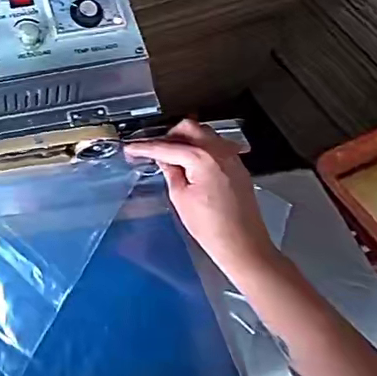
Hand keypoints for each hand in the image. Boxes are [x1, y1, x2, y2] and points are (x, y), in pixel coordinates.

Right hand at [126, 119, 280, 280]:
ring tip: (173, 156)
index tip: (132, 149)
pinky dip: (201, 148)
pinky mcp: (238, 167)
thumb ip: (170, 172)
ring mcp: (232, 157)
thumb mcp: (180, 199)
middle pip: (188, 128)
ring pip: (204, 133)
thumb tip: (164, 160)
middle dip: (168, 135)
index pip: (166, 147)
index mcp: (201, 158)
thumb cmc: (212, 228)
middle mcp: (219, 151)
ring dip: (186, 139)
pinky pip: (217, 146)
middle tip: (153, 149)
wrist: (244, 247)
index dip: (145, 147)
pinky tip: (193, 163)